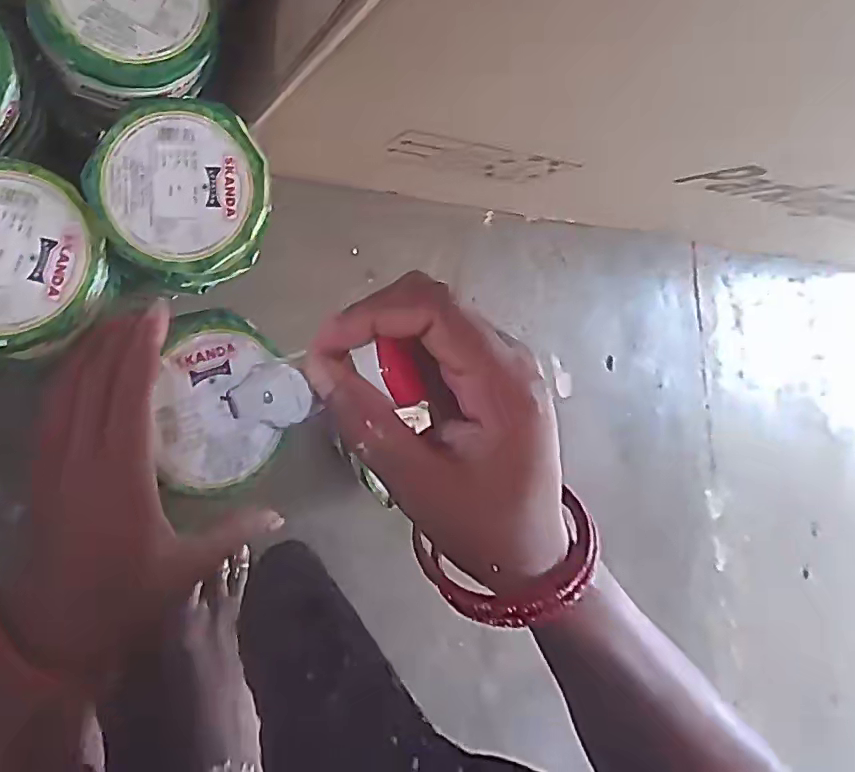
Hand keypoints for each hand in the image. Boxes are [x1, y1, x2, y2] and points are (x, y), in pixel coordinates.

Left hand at [0, 301, 284, 684]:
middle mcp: (83, 452)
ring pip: (69, 383)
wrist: (52, 628)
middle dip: (121, 334)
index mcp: (121, 470)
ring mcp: (54, 456)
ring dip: (92, 346)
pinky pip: (51, 402)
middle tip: (144, 305)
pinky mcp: (40, 464)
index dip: (143, 346)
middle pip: (99, 376)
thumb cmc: (121, 595)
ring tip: (115, 319)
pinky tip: (81, 360)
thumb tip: (279, 513)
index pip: (131, 391)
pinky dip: (68, 371)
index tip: (160, 312)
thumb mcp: (184, 568)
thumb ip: (232, 534)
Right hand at [305, 272, 568, 595]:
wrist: (534, 556)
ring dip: (386, 338)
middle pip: (430, 299)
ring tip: (379, 392)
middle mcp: (507, 355)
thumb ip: (366, 421)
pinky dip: (402, 354)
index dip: (371, 314)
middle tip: (336, 359)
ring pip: (429, 313)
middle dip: (373, 320)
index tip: (327, 344)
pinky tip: (402, 395)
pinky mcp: (488, 368)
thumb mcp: (416, 482)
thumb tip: (319, 368)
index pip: (432, 309)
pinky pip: (435, 338)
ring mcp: (500, 358)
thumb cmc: (483, 526)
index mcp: (502, 381)